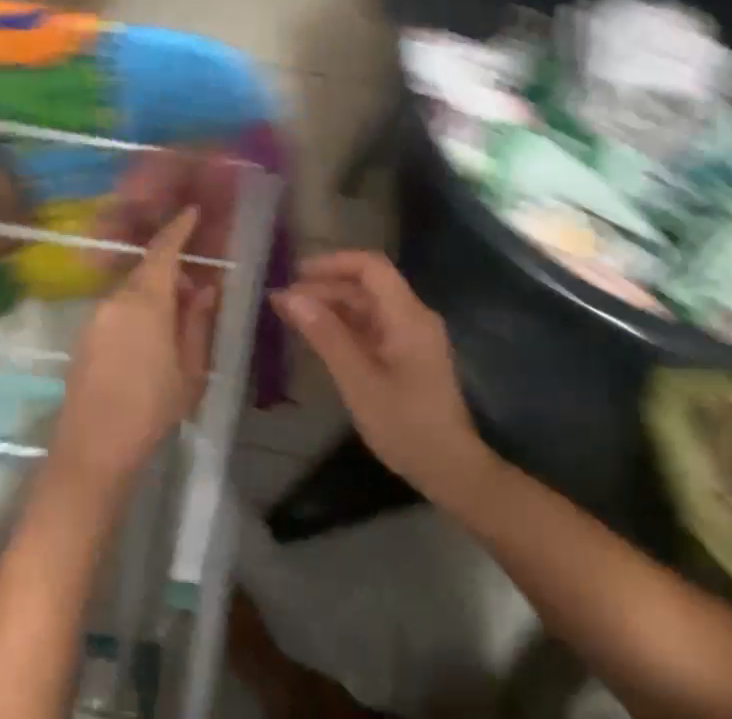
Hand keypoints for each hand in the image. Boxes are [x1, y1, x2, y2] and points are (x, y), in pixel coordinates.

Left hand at [51, 208, 216, 491]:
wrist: (93, 449)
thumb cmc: (152, 409)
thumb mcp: (191, 369)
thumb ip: (198, 323)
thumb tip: (205, 289)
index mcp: (145, 302)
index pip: (163, 251)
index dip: (179, 228)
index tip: (194, 212)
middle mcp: (115, 300)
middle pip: (146, 271)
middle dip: (172, 271)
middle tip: (198, 291)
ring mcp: (94, 318)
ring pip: (130, 291)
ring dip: (155, 294)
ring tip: (179, 321)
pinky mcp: (84, 337)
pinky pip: (117, 309)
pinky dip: (137, 310)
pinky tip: (152, 339)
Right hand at [272, 252, 490, 500]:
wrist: (450, 468)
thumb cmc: (405, 425)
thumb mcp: (358, 381)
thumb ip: (326, 336)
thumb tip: (291, 297)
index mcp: (408, 316)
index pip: (371, 268)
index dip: (333, 263)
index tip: (295, 273)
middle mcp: (413, 318)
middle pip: (367, 287)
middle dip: (325, 288)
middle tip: (282, 302)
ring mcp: (412, 338)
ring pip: (368, 308)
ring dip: (332, 308)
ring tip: (291, 317)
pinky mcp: (408, 357)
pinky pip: (373, 329)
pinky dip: (344, 328)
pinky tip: (317, 338)